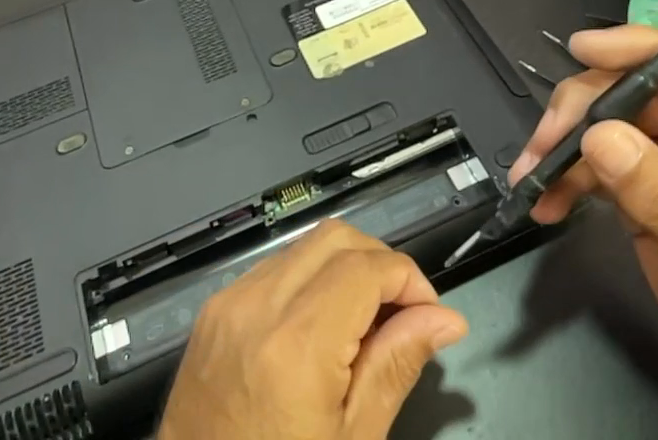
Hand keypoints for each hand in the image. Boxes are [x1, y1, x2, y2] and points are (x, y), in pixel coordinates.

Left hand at [157, 219, 465, 439]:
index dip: (409, 279)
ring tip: (364, 325)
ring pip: (303, 246)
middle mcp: (257, 305)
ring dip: (344, 267)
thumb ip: (396, 366)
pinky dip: (307, 279)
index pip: (366, 266)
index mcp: (296, 342)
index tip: (429, 314)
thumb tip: (445, 319)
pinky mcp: (212, 310)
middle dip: (379, 263)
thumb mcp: (353, 438)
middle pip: (335, 238)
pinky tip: (322, 326)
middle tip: (402, 315)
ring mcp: (228, 303)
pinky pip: (272, 269)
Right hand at [514, 26, 657, 439]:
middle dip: (586, 107)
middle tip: (544, 143)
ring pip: (615, 129)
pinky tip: (547, 202)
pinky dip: (572, 181)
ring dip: (568, 147)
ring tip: (532, 177)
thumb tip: (597, 134)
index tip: (580, 49)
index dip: (638, 47)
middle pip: (642, 93)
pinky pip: (607, 171)